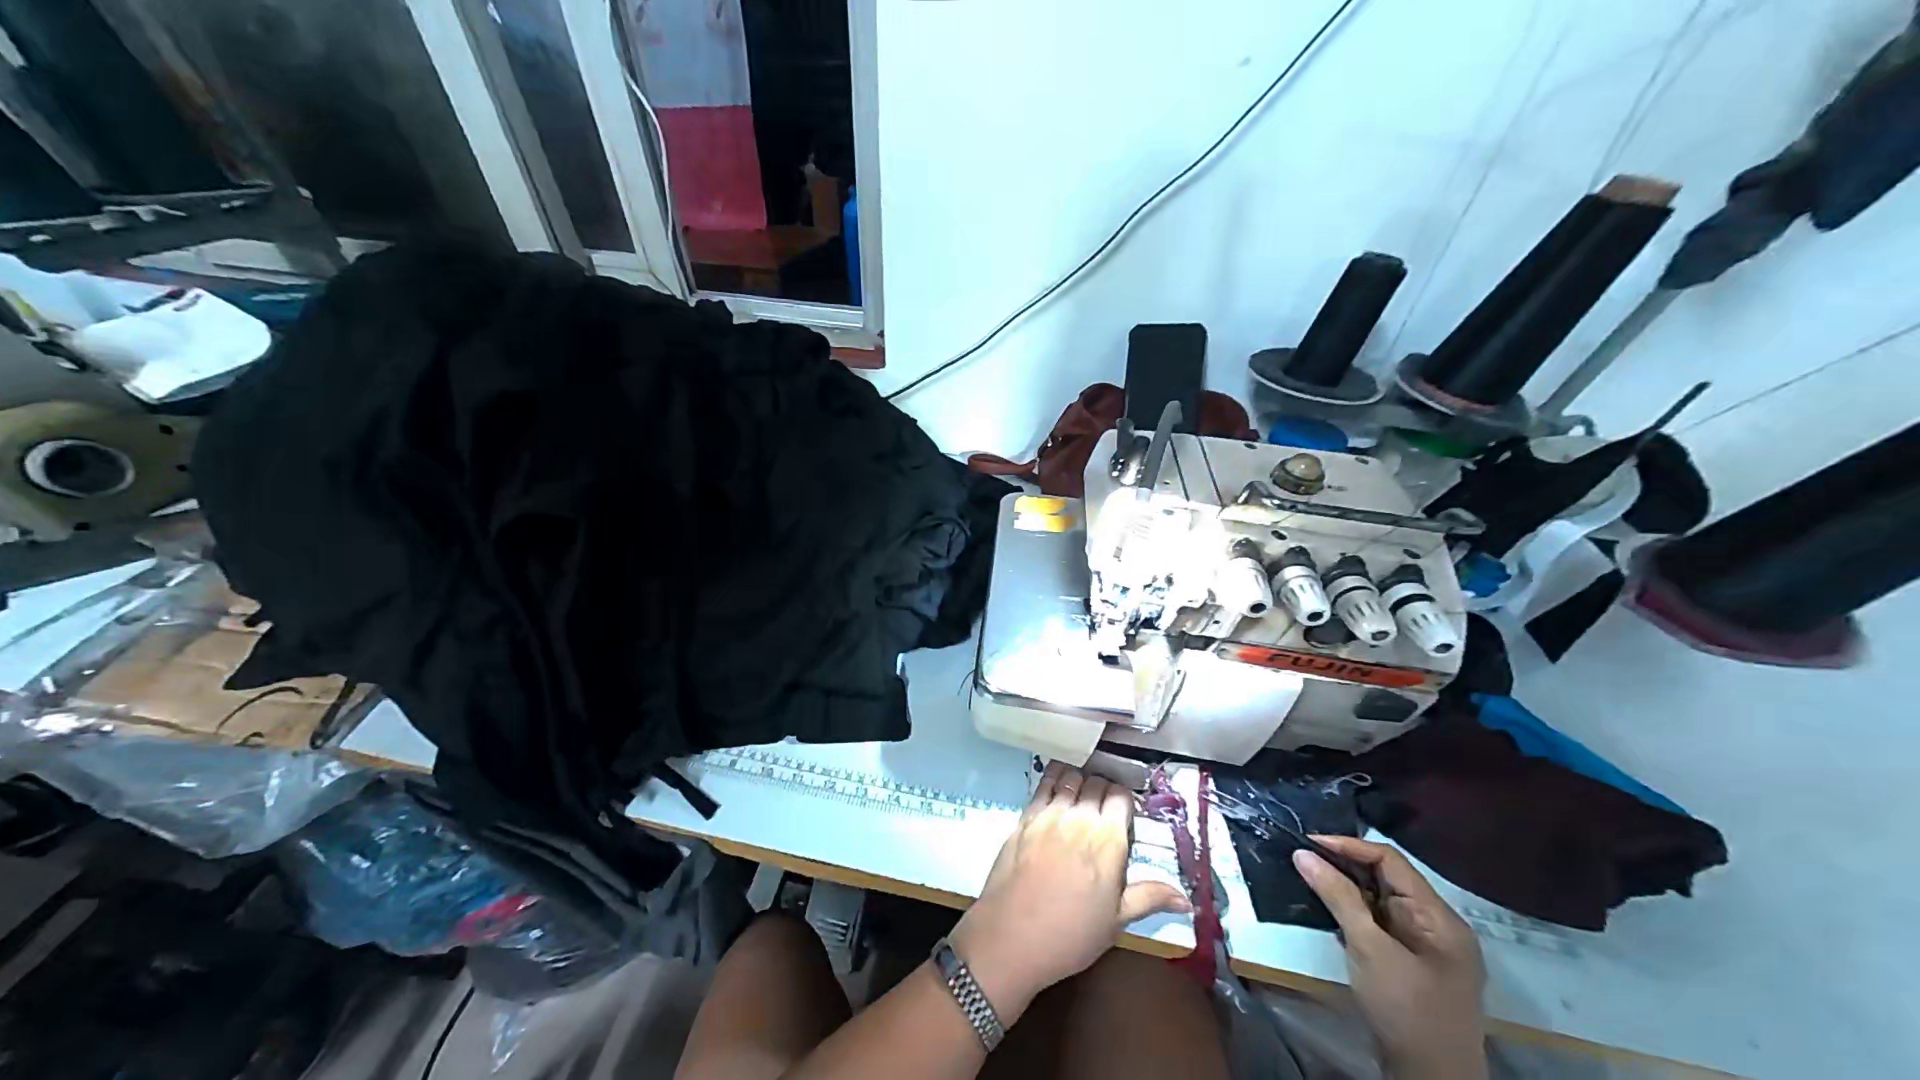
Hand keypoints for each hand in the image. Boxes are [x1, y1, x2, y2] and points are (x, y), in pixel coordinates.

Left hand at [950, 763, 1190, 1020]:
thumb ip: (1150, 898)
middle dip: (1104, 787)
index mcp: (1108, 841)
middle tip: (1105, 804)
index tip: (1125, 812)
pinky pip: (1043, 785)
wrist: (1011, 938)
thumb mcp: (1117, 921)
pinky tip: (1058, 781)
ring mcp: (1049, 815)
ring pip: (1070, 778)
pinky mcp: (1024, 818)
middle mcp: (1080, 819)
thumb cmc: (1070, 935)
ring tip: (1083, 790)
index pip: (1121, 797)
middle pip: (1096, 783)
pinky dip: (1055, 776)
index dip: (1125, 800)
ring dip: (1080, 779)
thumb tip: (1187, 900)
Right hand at [1295, 835, 1487, 1079]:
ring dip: (1345, 888)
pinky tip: (1327, 908)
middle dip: (1343, 865)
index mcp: (1438, 916)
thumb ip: (1339, 898)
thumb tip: (1303, 853)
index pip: (1390, 861)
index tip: (1307, 842)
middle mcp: (1435, 924)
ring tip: (1307, 876)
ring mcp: (1423, 945)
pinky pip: (1378, 922)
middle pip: (1386, 878)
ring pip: (1380, 900)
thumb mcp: (1370, 950)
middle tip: (1302, 858)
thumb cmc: (1407, 1010)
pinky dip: (1352, 911)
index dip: (1348, 846)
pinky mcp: (1408, 963)